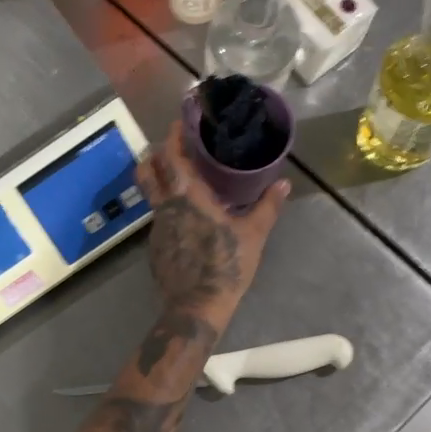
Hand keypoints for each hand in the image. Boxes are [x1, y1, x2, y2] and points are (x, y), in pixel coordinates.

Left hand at [139, 121, 289, 320]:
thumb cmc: (226, 266)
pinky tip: (187, 219)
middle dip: (155, 155)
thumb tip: (283, 184)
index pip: (170, 155)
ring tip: (184, 182)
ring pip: (152, 195)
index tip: (180, 123)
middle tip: (172, 149)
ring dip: (162, 183)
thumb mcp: (253, 235)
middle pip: (147, 171)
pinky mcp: (155, 248)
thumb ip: (267, 206)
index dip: (172, 135)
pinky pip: (159, 218)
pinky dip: (169, 209)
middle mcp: (165, 207)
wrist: (196, 308)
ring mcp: (156, 229)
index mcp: (186, 197)